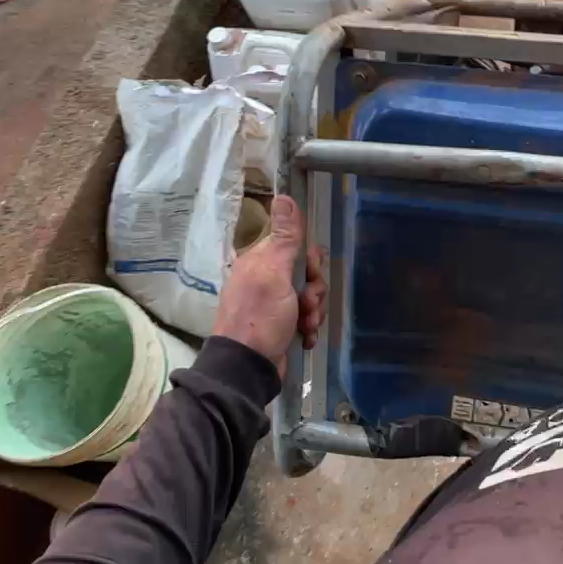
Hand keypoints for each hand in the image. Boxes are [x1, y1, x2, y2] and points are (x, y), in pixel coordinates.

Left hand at [212, 195, 324, 377]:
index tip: (311, 274)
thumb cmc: (260, 317)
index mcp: (261, 262)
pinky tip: (305, 337)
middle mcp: (266, 279)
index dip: (311, 261)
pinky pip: (306, 318)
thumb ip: (285, 237)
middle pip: (308, 273)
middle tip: (307, 304)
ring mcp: (273, 304)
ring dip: (314, 312)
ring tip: (305, 325)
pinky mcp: (281, 326)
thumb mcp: (275, 273)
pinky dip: (309, 328)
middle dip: (315, 291)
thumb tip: (283, 194)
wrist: (248, 368)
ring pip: (310, 297)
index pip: (298, 247)